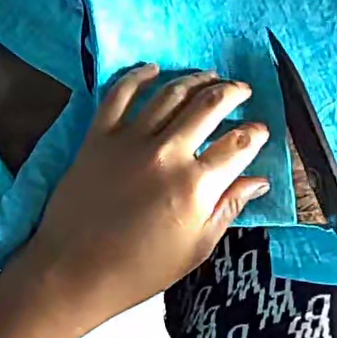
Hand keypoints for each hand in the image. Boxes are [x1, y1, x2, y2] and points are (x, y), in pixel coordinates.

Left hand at [16, 65, 271, 328]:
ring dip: (194, 80)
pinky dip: (137, 76)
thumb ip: (227, 207)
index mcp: (196, 185)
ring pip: (169, 94)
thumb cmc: (140, 268)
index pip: (239, 144)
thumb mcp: (196, 246)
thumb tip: (257, 181)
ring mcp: (130, 140)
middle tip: (241, 90)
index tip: (260, 130)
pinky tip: (152, 68)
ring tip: (209, 75)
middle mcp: (167, 153)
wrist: (76, 269)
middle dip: (232, 92)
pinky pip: (119, 95)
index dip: (256, 133)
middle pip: (208, 106)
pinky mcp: (98, 136)